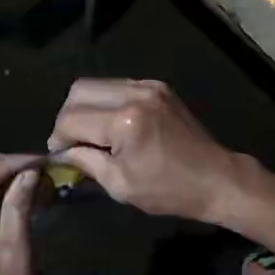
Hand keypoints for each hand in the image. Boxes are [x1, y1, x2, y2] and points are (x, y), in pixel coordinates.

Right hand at [46, 79, 248, 223]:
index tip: (60, 155)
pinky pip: (118, 85)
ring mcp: (148, 86)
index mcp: (125, 122)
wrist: (216, 178)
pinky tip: (112, 124)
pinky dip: (106, 101)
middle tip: (72, 141)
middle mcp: (134, 94)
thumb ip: (85, 161)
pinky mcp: (158, 86)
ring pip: (97, 84)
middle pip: (79, 91)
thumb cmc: (168, 190)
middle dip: (67, 117)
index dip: (58, 138)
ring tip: (91, 133)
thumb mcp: (120, 184)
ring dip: (86, 106)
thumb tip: (61, 151)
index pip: (71, 119)